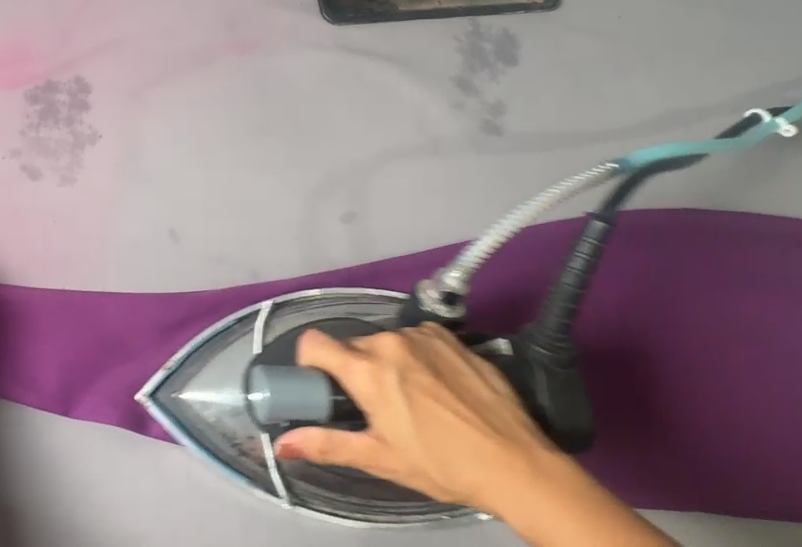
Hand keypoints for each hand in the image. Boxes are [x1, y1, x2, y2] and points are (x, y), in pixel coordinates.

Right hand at [274, 324, 672, 545]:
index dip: (311, 363)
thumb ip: (329, 445)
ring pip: (387, 343)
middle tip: (378, 408)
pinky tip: (441, 388)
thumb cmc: (444, 466)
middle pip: (353, 346)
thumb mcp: (382, 459)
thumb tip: (283, 445)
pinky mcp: (450, 336)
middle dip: (356, 371)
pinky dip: (419, 357)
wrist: (518, 464)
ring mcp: (422, 335)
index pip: (313, 343)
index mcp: (366, 370)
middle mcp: (389, 341)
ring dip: (390, 364)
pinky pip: (418, 339)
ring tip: (417, 400)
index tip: (325, 387)